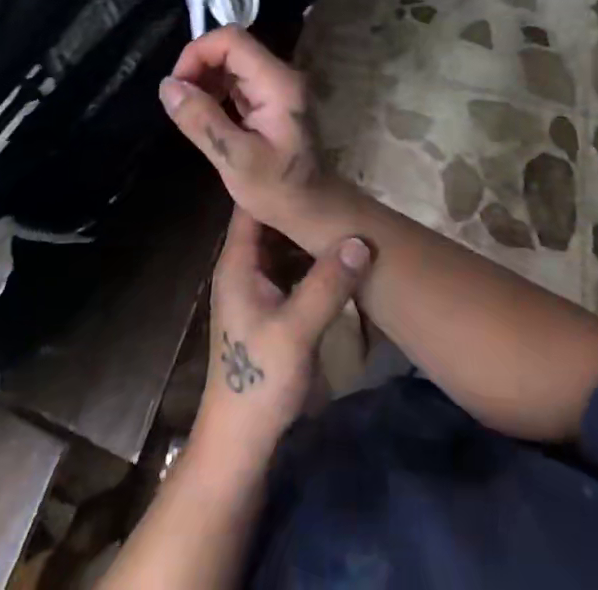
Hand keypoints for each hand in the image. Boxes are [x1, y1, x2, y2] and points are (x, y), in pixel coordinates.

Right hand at [157, 26, 336, 244]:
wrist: (315, 211)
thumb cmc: (279, 190)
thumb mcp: (235, 159)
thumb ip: (201, 120)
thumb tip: (167, 86)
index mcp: (277, 83)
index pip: (231, 40)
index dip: (197, 53)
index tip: (177, 86)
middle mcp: (279, 75)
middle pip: (230, 47)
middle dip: (198, 67)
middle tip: (179, 103)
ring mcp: (276, 87)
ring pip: (230, 63)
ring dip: (204, 80)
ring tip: (189, 112)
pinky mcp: (270, 100)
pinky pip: (236, 81)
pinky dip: (215, 92)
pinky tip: (205, 117)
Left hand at [193, 207, 370, 458]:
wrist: (242, 433)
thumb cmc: (260, 377)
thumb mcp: (297, 329)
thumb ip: (328, 284)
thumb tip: (360, 239)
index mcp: (237, 264)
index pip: (251, 209)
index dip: (274, 184)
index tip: (307, 165)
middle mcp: (242, 270)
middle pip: (269, 227)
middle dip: (299, 210)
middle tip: (339, 190)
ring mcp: (255, 290)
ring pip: (281, 250)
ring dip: (307, 237)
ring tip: (344, 217)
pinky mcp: (270, 310)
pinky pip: (290, 273)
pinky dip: (310, 262)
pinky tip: (338, 259)